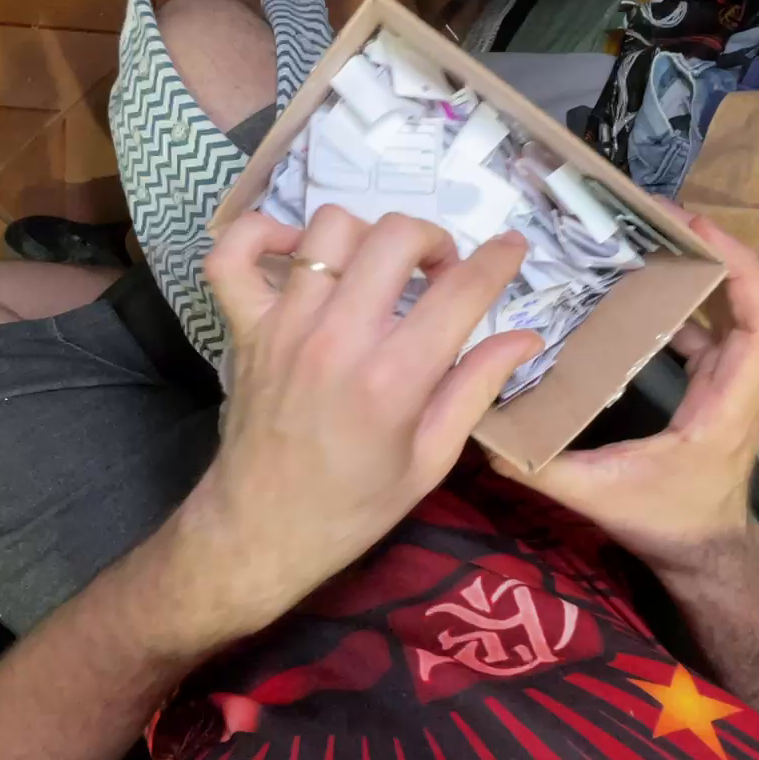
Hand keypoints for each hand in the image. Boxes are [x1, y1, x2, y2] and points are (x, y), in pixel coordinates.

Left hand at [176, 206, 540, 636]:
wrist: (260, 530)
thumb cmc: (352, 507)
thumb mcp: (430, 462)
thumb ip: (476, 389)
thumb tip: (524, 337)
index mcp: (393, 379)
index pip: (460, 291)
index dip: (499, 260)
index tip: (512, 249)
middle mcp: (338, 338)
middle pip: (394, 237)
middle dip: (433, 240)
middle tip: (438, 274)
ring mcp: (284, 326)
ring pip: (327, 229)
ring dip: (366, 237)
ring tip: (377, 270)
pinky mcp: (244, 327)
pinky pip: (234, 254)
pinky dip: (263, 234)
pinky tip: (298, 253)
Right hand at [491, 214, 758, 576]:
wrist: (702, 552)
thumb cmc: (663, 522)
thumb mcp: (596, 495)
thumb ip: (540, 467)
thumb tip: (482, 433)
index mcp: (727, 403)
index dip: (741, 269)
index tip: (699, 231)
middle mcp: (740, 383)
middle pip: (754, 300)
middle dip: (718, 250)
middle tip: (661, 218)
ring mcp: (731, 381)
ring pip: (735, 310)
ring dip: (704, 269)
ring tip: (651, 239)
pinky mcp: (715, 384)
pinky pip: (712, 328)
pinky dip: (687, 299)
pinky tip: (643, 287)